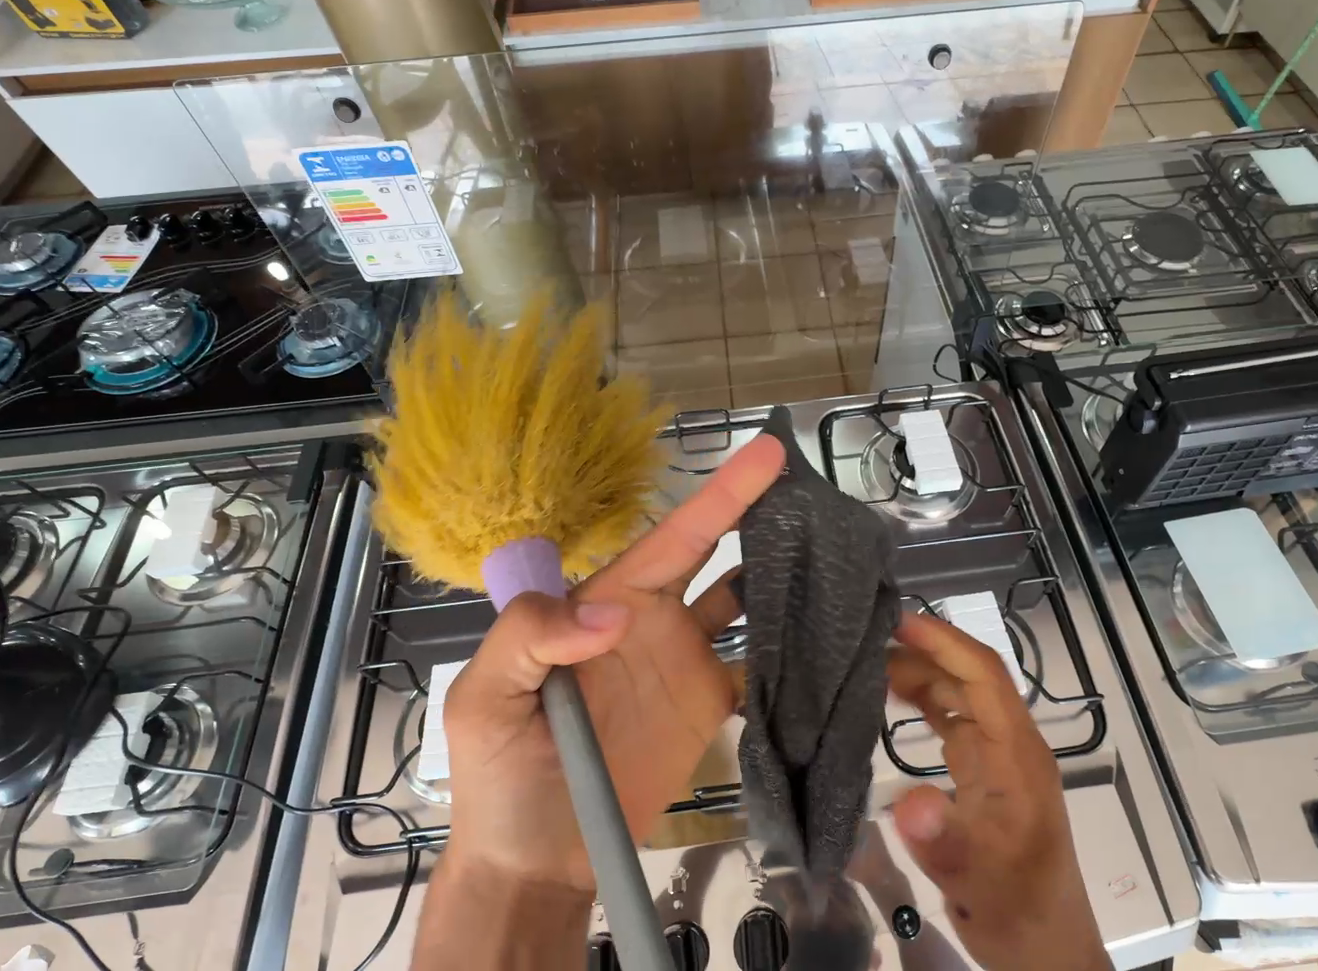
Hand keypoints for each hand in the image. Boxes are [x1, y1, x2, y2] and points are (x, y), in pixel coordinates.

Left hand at [436, 433, 784, 892]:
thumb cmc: (500, 776)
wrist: (538, 864)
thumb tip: (616, 613)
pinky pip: (757, 663)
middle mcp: (653, 619)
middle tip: (810, 482)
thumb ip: (530, 637)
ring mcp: (686, 662)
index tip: (766, 453)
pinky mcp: (710, 707)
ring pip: (743, 599)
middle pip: (713, 553)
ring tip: (831, 540)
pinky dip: (789, 640)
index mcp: (605, 603)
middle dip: (756, 511)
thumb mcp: (485, 697)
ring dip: (781, 569)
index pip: (668, 538)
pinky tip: (825, 619)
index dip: (718, 496)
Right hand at [886, 611, 1107, 970]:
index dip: (945, 642)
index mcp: (1017, 753)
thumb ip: (945, 841)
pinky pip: (953, 722)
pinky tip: (891, 699)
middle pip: (969, 678)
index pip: (984, 676)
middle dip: (924, 651)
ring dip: (921, 675)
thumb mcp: (978, 880)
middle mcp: (1010, 744)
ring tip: (868, 665)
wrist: (1044, 952)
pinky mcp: (984, 774)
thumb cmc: (1018, 910)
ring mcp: (998, 758)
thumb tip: (908, 806)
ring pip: (959, 696)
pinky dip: (924, 703)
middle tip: (866, 640)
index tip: (897, 621)